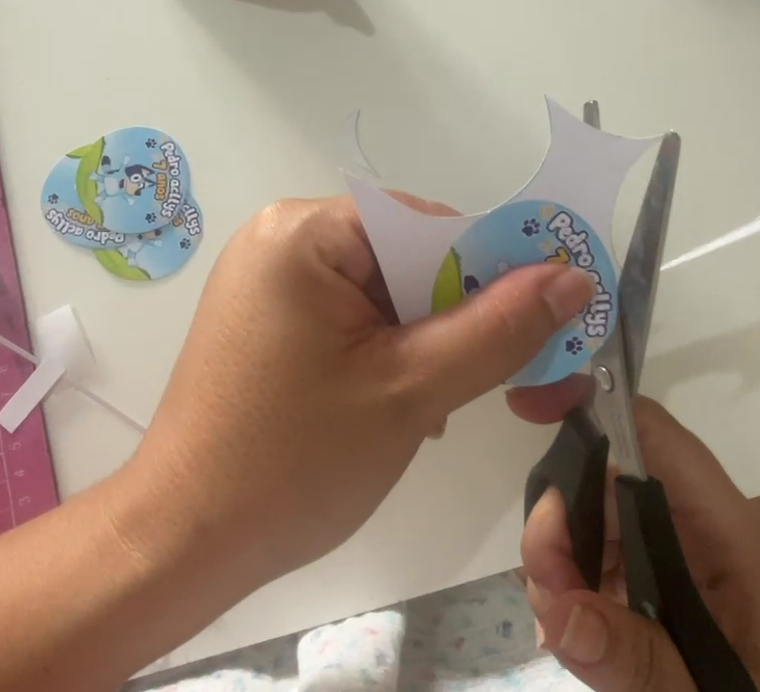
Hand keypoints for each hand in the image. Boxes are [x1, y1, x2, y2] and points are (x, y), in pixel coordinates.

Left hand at [125, 195, 593, 591]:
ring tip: (430, 413)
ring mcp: (267, 279)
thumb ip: (499, 327)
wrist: (187, 537)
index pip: (427, 223)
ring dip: (422, 346)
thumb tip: (572, 276)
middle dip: (452, 320)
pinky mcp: (265, 319)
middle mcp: (280, 237)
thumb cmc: (295, 460)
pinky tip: (393, 407)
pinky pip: (348, 316)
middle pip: (404, 257)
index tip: (535, 329)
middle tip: (485, 388)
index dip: (489, 272)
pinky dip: (384, 355)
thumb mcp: (412, 390)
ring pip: (383, 293)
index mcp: (304, 230)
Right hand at [509, 387, 759, 691]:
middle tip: (543, 591)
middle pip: (611, 484)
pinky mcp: (678, 596)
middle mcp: (708, 532)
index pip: (656, 436)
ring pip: (601, 525)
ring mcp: (689, 564)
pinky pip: (612, 566)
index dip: (593, 410)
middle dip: (560, 522)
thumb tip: (554, 606)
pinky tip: (571, 632)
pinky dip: (580, 591)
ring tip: (557, 627)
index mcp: (735, 534)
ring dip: (563, 563)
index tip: (528, 412)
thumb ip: (642, 662)